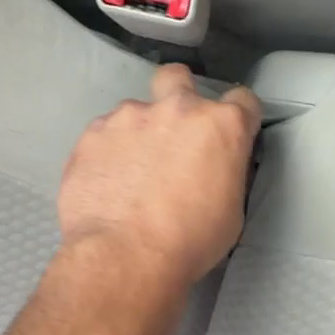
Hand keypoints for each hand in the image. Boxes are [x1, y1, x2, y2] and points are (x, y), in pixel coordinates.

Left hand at [57, 64, 261, 287]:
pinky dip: (105, 154)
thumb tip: (212, 172)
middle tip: (168, 133)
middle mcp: (176, 109)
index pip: (241, 101)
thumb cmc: (187, 243)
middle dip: (175, 95)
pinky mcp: (92, 135)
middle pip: (177, 79)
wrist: (124, 256)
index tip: (224, 138)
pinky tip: (103, 184)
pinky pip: (101, 135)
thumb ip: (223, 175)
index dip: (235, 119)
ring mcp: (129, 117)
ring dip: (134, 134)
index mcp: (221, 126)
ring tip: (126, 175)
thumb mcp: (230, 212)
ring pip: (133, 113)